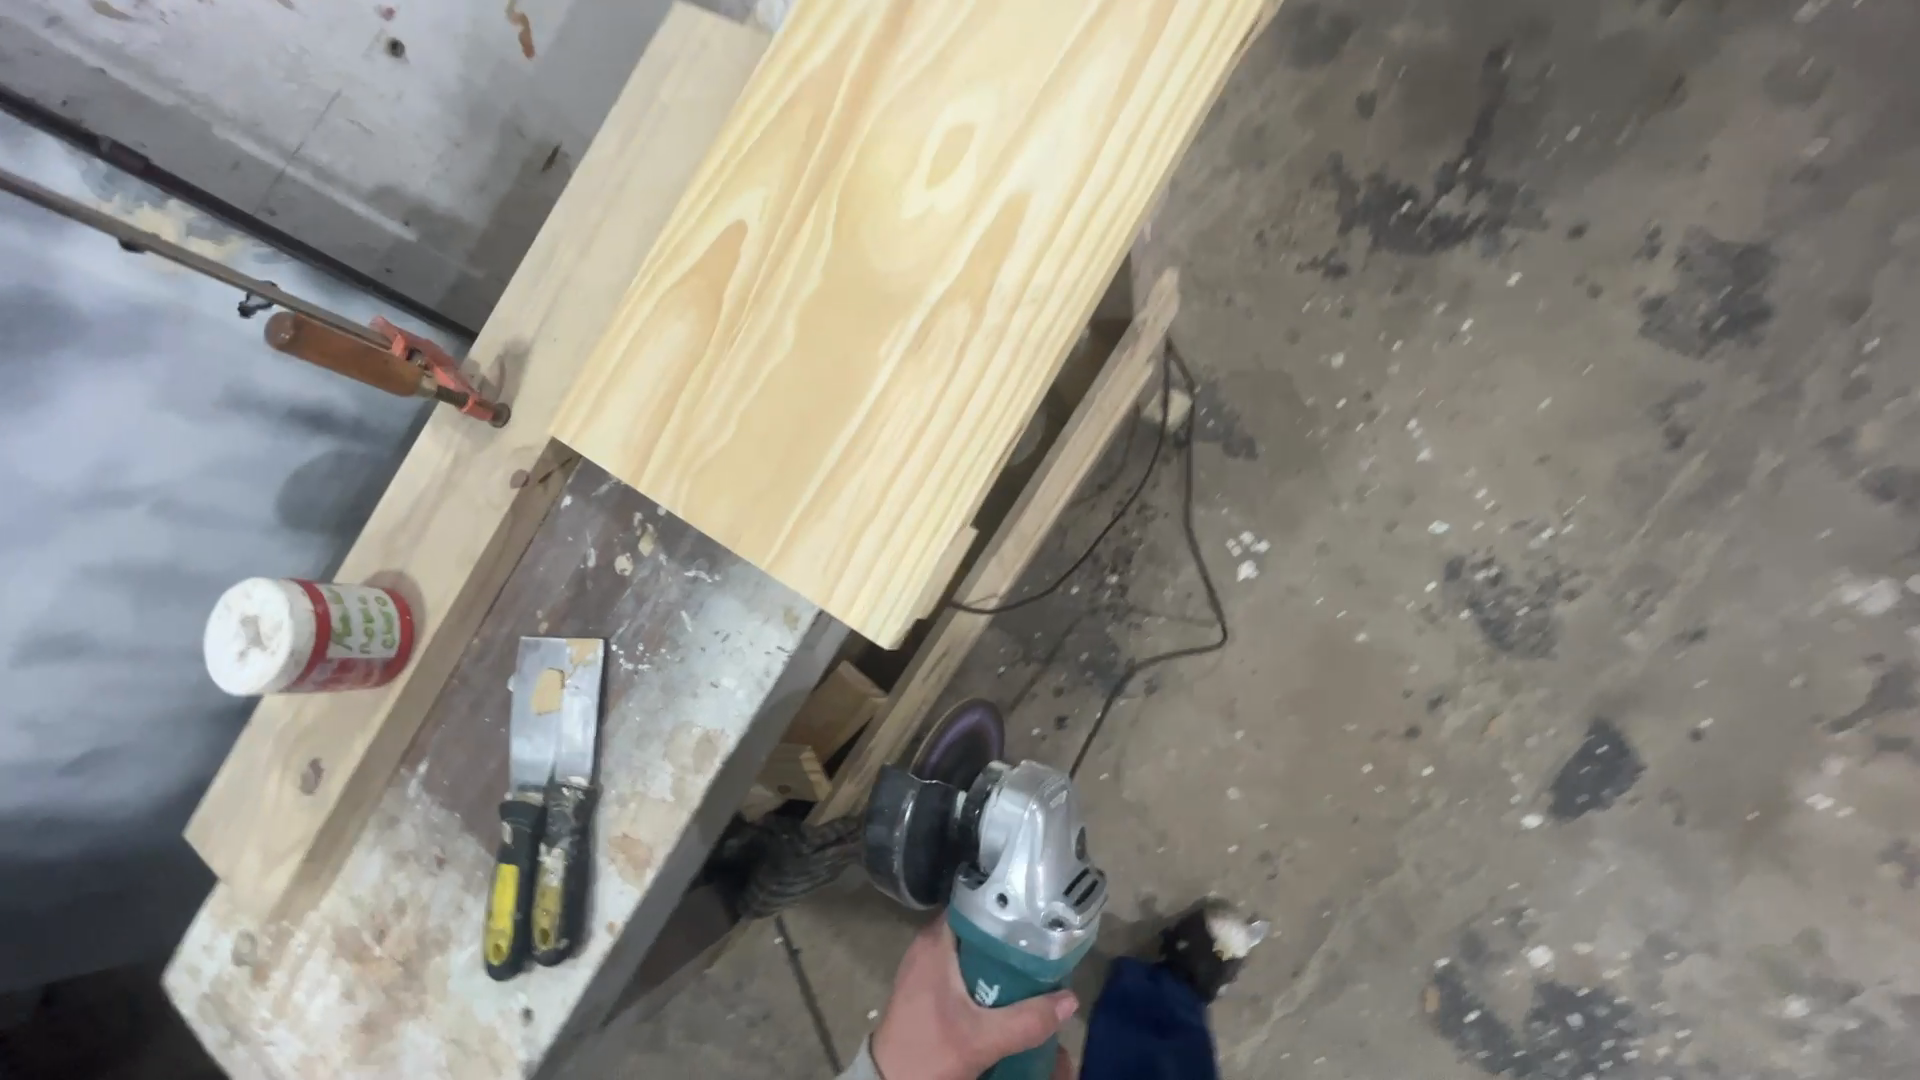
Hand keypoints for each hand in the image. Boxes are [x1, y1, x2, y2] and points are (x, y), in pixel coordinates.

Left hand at [870, 915, 1077, 1079]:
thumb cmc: (928, 1052)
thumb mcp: (982, 1040)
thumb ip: (1026, 1020)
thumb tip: (1070, 999)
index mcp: (936, 941)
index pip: (975, 901)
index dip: (1006, 904)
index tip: (1036, 912)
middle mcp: (929, 945)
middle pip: (977, 926)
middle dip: (1009, 936)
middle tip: (1043, 943)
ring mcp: (925, 966)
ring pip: (970, 948)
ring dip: (998, 957)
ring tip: (1032, 964)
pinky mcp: (926, 987)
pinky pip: (962, 967)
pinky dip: (984, 973)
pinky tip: (1007, 989)